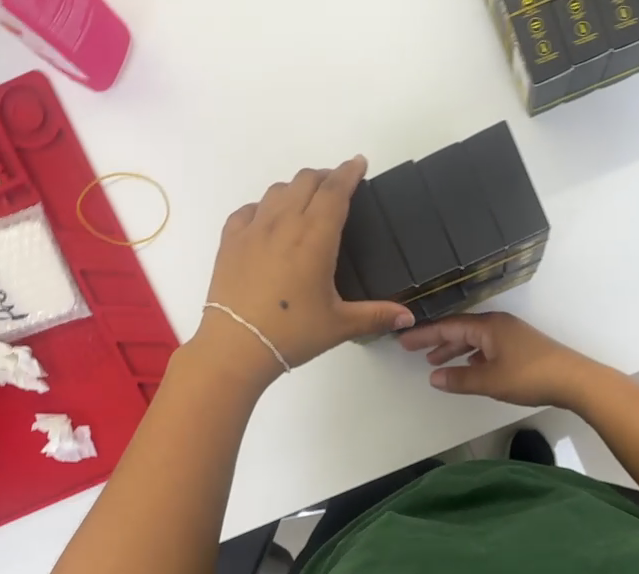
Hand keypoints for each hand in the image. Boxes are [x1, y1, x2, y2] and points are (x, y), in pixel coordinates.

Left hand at [202, 156, 413, 374]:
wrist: (237, 345)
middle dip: (325, 177)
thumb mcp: (340, 325)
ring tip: (307, 200)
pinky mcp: (231, 240)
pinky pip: (250, 210)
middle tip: (337, 185)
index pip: (334, 192)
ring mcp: (253, 229)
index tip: (359, 163)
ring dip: (296, 188)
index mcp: (315, 238)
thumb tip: (407, 318)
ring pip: (277, 191)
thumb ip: (376, 316)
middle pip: (305, 182)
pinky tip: (270, 220)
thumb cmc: (293, 333)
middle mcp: (283, 224)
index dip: (348, 173)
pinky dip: (266, 206)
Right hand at [399, 313, 603, 409]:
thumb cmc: (530, 376)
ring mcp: (511, 335)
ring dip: (455, 349)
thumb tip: (434, 378)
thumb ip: (460, 379)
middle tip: (414, 350)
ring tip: (436, 363)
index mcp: (488, 326)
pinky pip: (487, 347)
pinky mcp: (521, 348)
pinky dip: (473, 355)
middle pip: (461, 329)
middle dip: (437, 340)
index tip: (404, 340)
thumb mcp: (490, 380)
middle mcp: (499, 325)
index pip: (448, 326)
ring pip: (475, 339)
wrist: (574, 380)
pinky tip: (468, 367)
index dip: (425, 334)